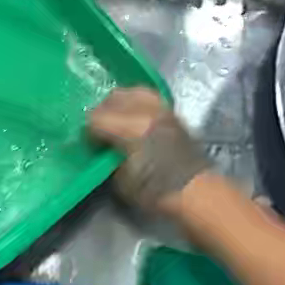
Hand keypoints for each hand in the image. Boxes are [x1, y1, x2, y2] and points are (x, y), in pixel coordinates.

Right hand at [86, 87, 212, 213]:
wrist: (196, 191)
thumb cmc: (156, 192)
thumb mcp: (122, 181)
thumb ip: (109, 157)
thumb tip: (104, 148)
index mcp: (130, 128)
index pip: (96, 118)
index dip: (89, 132)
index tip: (90, 143)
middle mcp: (145, 111)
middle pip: (113, 98)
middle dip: (102, 113)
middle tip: (100, 130)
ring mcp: (161, 109)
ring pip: (132, 92)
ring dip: (120, 104)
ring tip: (117, 119)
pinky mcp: (172, 112)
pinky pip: (149, 97)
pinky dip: (138, 103)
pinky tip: (135, 117)